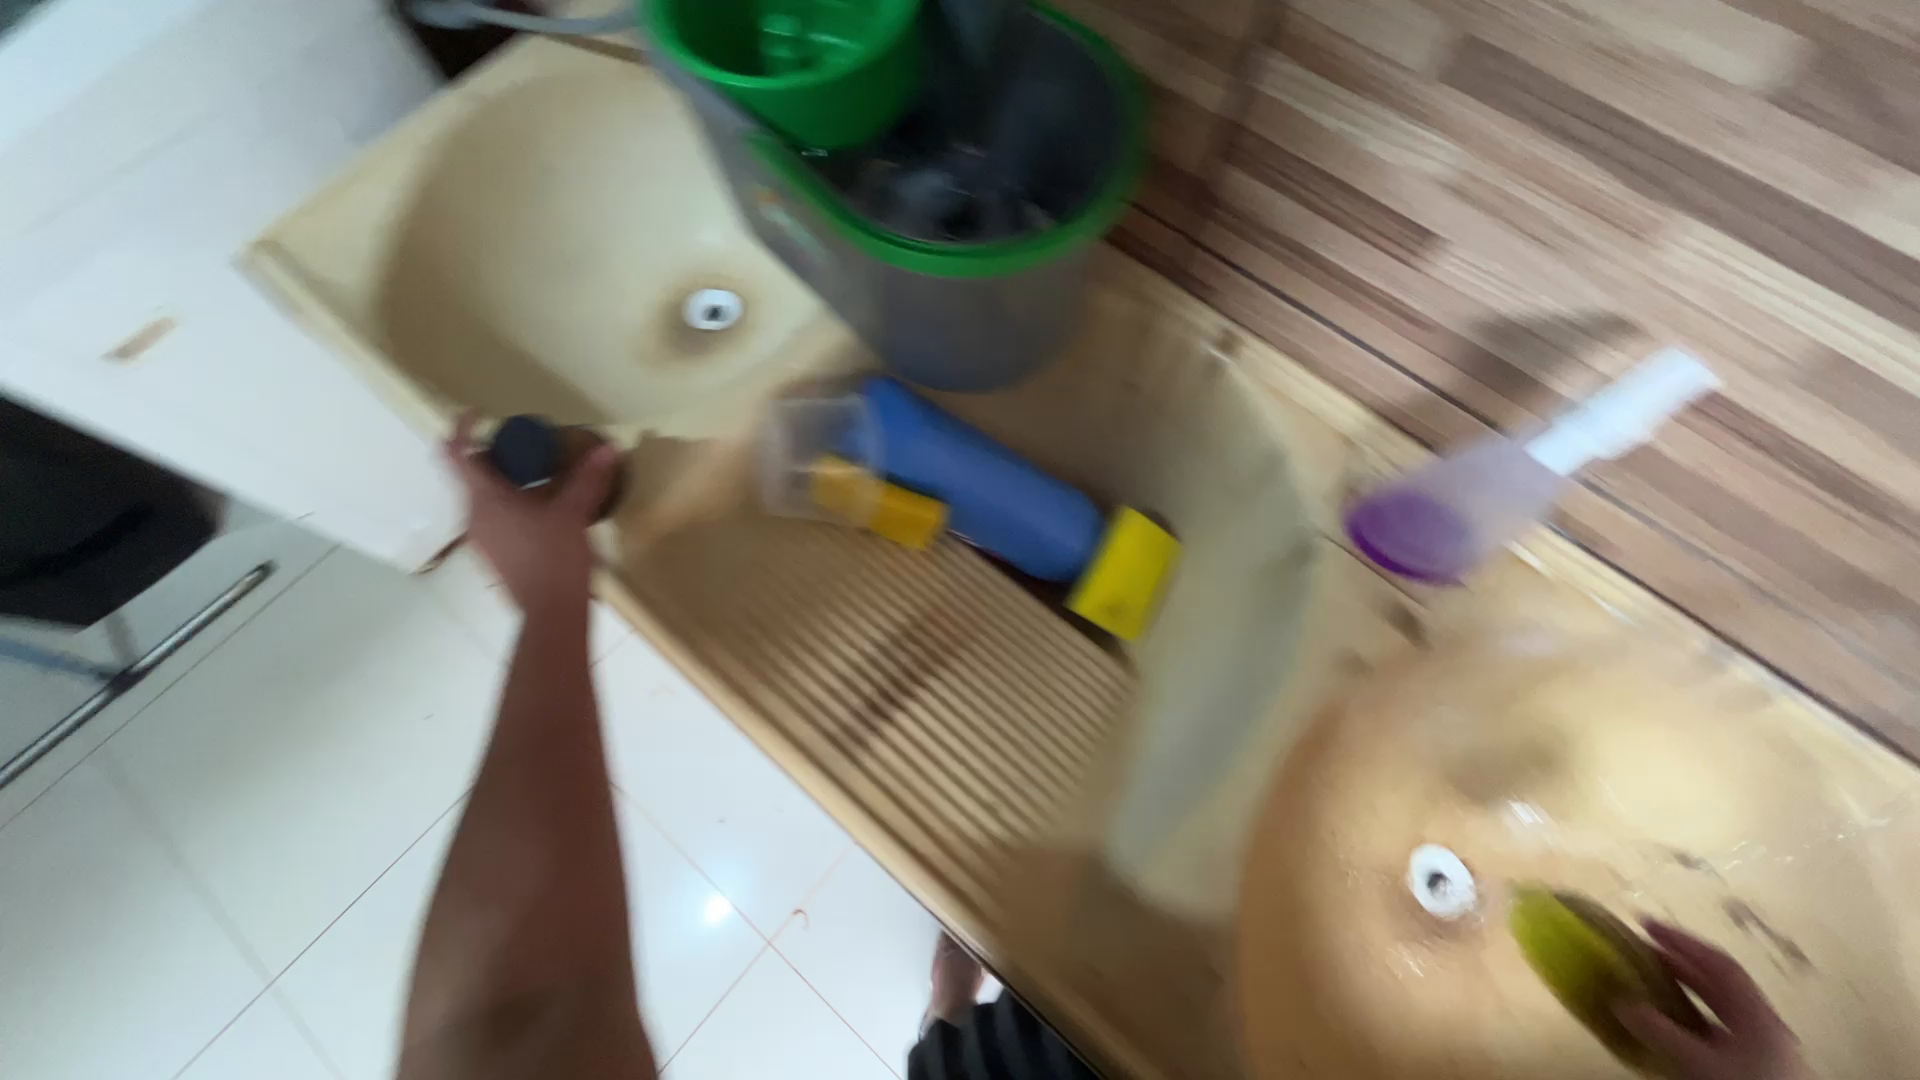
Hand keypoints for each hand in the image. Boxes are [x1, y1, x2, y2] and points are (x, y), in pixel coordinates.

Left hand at [442, 412, 618, 617]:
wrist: (551, 612)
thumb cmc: (556, 559)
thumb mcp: (574, 514)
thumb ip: (589, 479)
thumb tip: (610, 448)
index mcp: (485, 500)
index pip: (457, 454)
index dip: (461, 428)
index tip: (477, 414)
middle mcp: (474, 515)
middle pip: (472, 474)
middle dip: (497, 455)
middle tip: (530, 448)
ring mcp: (482, 537)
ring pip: (484, 496)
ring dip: (507, 480)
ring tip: (543, 476)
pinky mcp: (496, 552)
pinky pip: (495, 515)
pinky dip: (513, 501)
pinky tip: (545, 508)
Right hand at [1615, 919, 1812, 1079]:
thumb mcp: (1697, 1060)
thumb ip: (1657, 1030)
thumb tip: (1618, 1000)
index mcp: (1757, 1015)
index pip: (1718, 963)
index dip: (1681, 939)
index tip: (1644, 923)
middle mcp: (1762, 1024)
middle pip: (1717, 982)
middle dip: (1675, 961)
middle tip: (1637, 948)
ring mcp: (1761, 1046)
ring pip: (1716, 1005)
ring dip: (1679, 988)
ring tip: (1644, 980)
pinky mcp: (1755, 1064)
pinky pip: (1715, 1026)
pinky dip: (1688, 1014)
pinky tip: (1667, 1021)